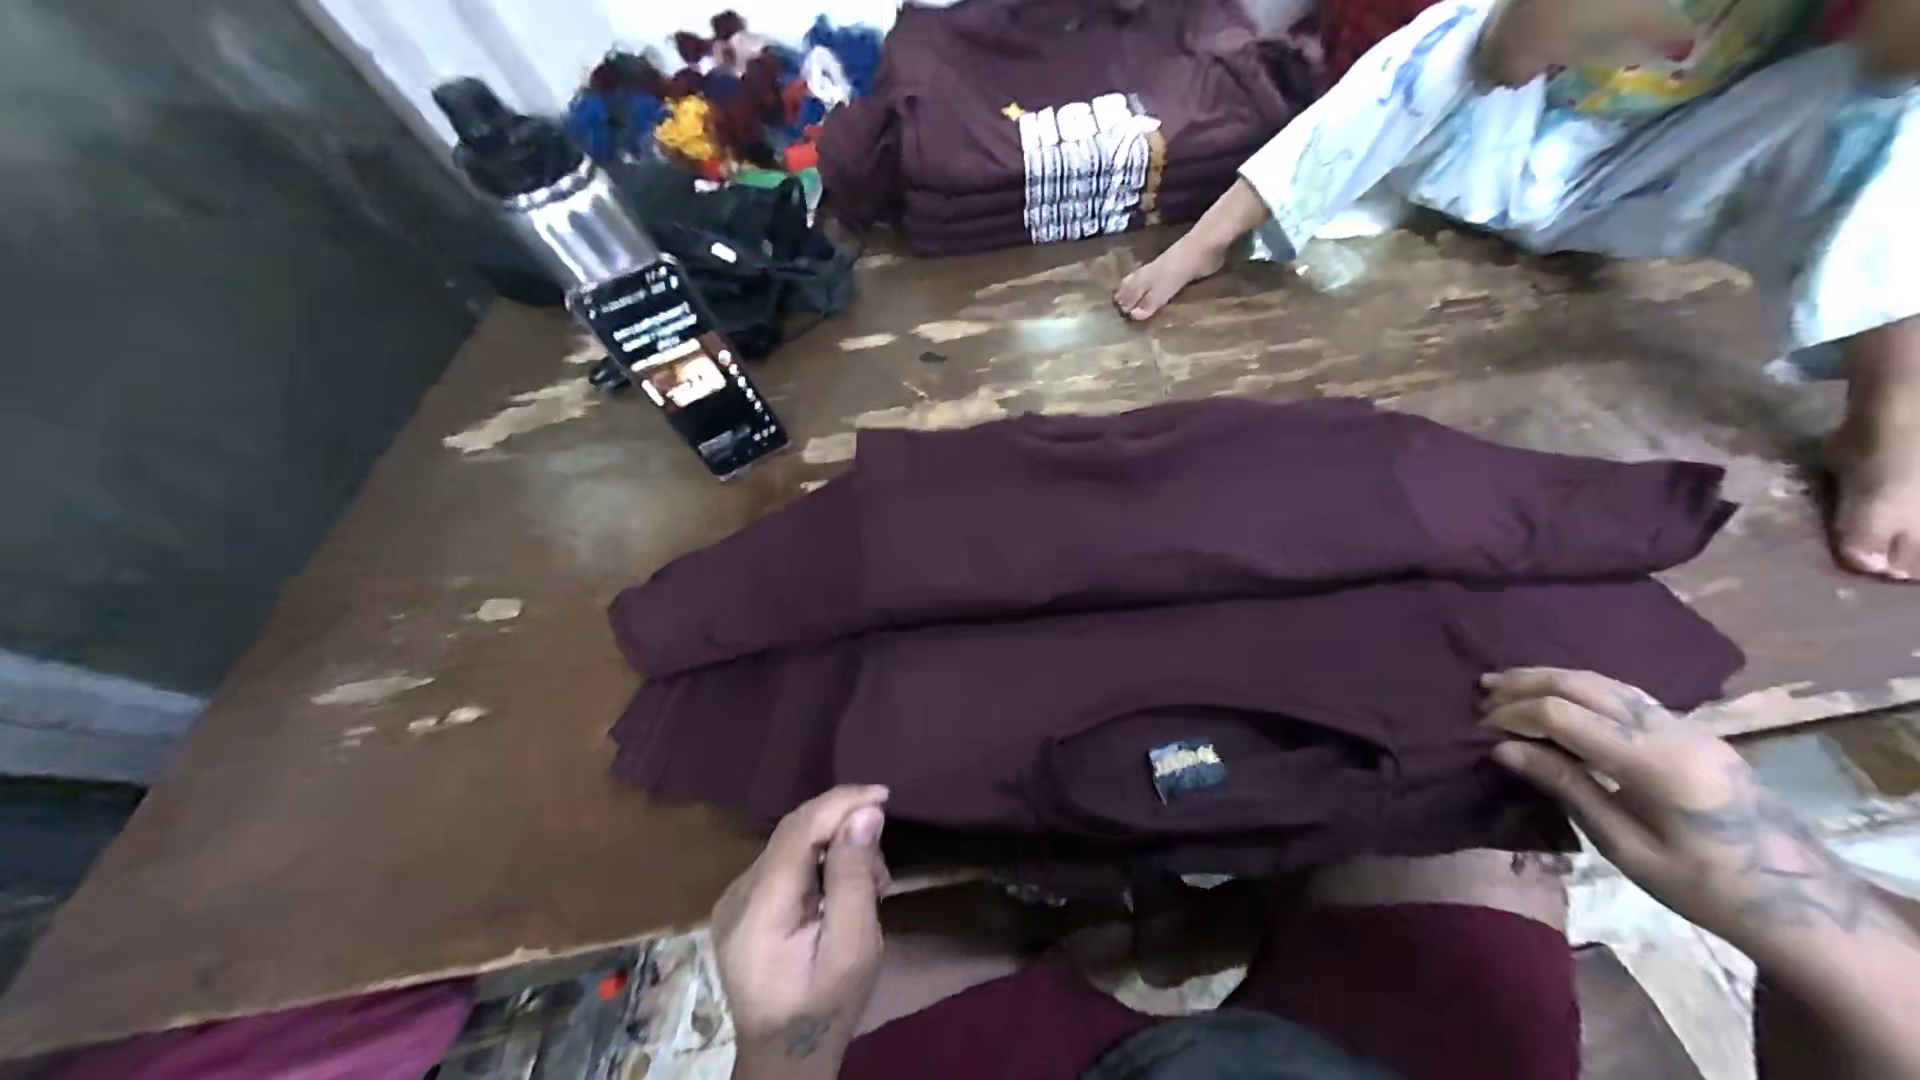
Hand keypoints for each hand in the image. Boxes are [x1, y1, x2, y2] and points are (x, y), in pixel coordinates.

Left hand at [713, 785, 890, 1079]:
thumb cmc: (824, 1010)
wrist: (784, 1058)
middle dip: (844, 825)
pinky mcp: (744, 902)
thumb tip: (865, 814)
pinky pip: (787, 859)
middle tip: (882, 860)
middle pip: (793, 831)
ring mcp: (736, 898)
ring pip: (793, 841)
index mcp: (757, 912)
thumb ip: (855, 879)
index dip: (840, 804)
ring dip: (836, 845)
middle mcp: (737, 895)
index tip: (883, 796)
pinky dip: (822, 860)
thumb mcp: (853, 951)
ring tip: (870, 884)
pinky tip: (844, 888)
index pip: (798, 831)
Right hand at [1481, 668, 1888, 955]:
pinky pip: (1621, 693)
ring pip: (1602, 681)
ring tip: (1503, 685)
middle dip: (1524, 685)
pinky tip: (1553, 695)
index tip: (1480, 731)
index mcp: (1656, 764)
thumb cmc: (1708, 888)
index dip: (1513, 715)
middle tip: (1481, 696)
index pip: (1563, 715)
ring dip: (1547, 678)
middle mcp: (1672, 732)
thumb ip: (1565, 788)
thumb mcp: (1626, 848)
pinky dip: (1576, 687)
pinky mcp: (1690, 731)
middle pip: (1581, 685)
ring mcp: (1686, 727)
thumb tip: (1502, 749)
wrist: (1807, 905)